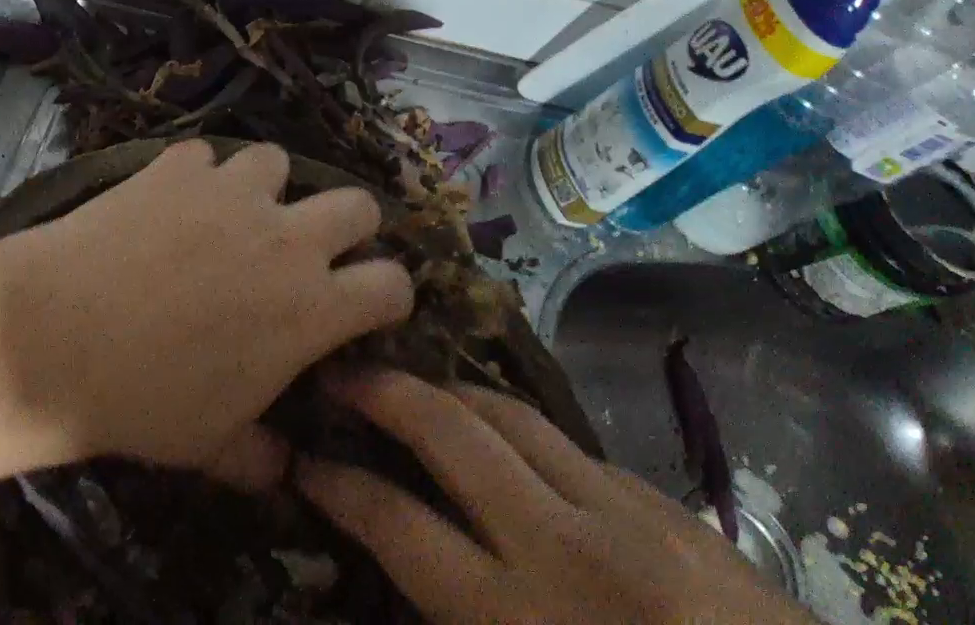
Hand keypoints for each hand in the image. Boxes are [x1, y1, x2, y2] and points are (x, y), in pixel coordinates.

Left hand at [0, 138, 414, 486]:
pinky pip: (203, 155)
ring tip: (233, 214)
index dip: (385, 296)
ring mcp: (229, 193)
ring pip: (278, 161)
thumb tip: (285, 472)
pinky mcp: (174, 168)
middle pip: (357, 205)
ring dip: (266, 188)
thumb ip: (260, 456)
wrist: (55, 336)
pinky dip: (195, 174)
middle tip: (310, 250)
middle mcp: (285, 238)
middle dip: (346, 226)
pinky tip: (168, 199)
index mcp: (312, 307)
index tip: (363, 307)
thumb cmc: (144, 400)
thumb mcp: (211, 444)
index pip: (392, 285)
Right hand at [297, 369, 815, 624]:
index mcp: (520, 617)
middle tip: (338, 374)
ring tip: (408, 384)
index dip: (338, 486)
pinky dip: (518, 434)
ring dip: (446, 392)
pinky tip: (503, 444)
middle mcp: (564, 547)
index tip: (303, 463)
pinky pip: (569, 448)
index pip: (396, 524)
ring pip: (510, 417)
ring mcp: (624, 516)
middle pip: (449, 432)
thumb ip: (455, 620)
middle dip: (382, 392)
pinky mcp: (670, 510)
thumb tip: (398, 571)